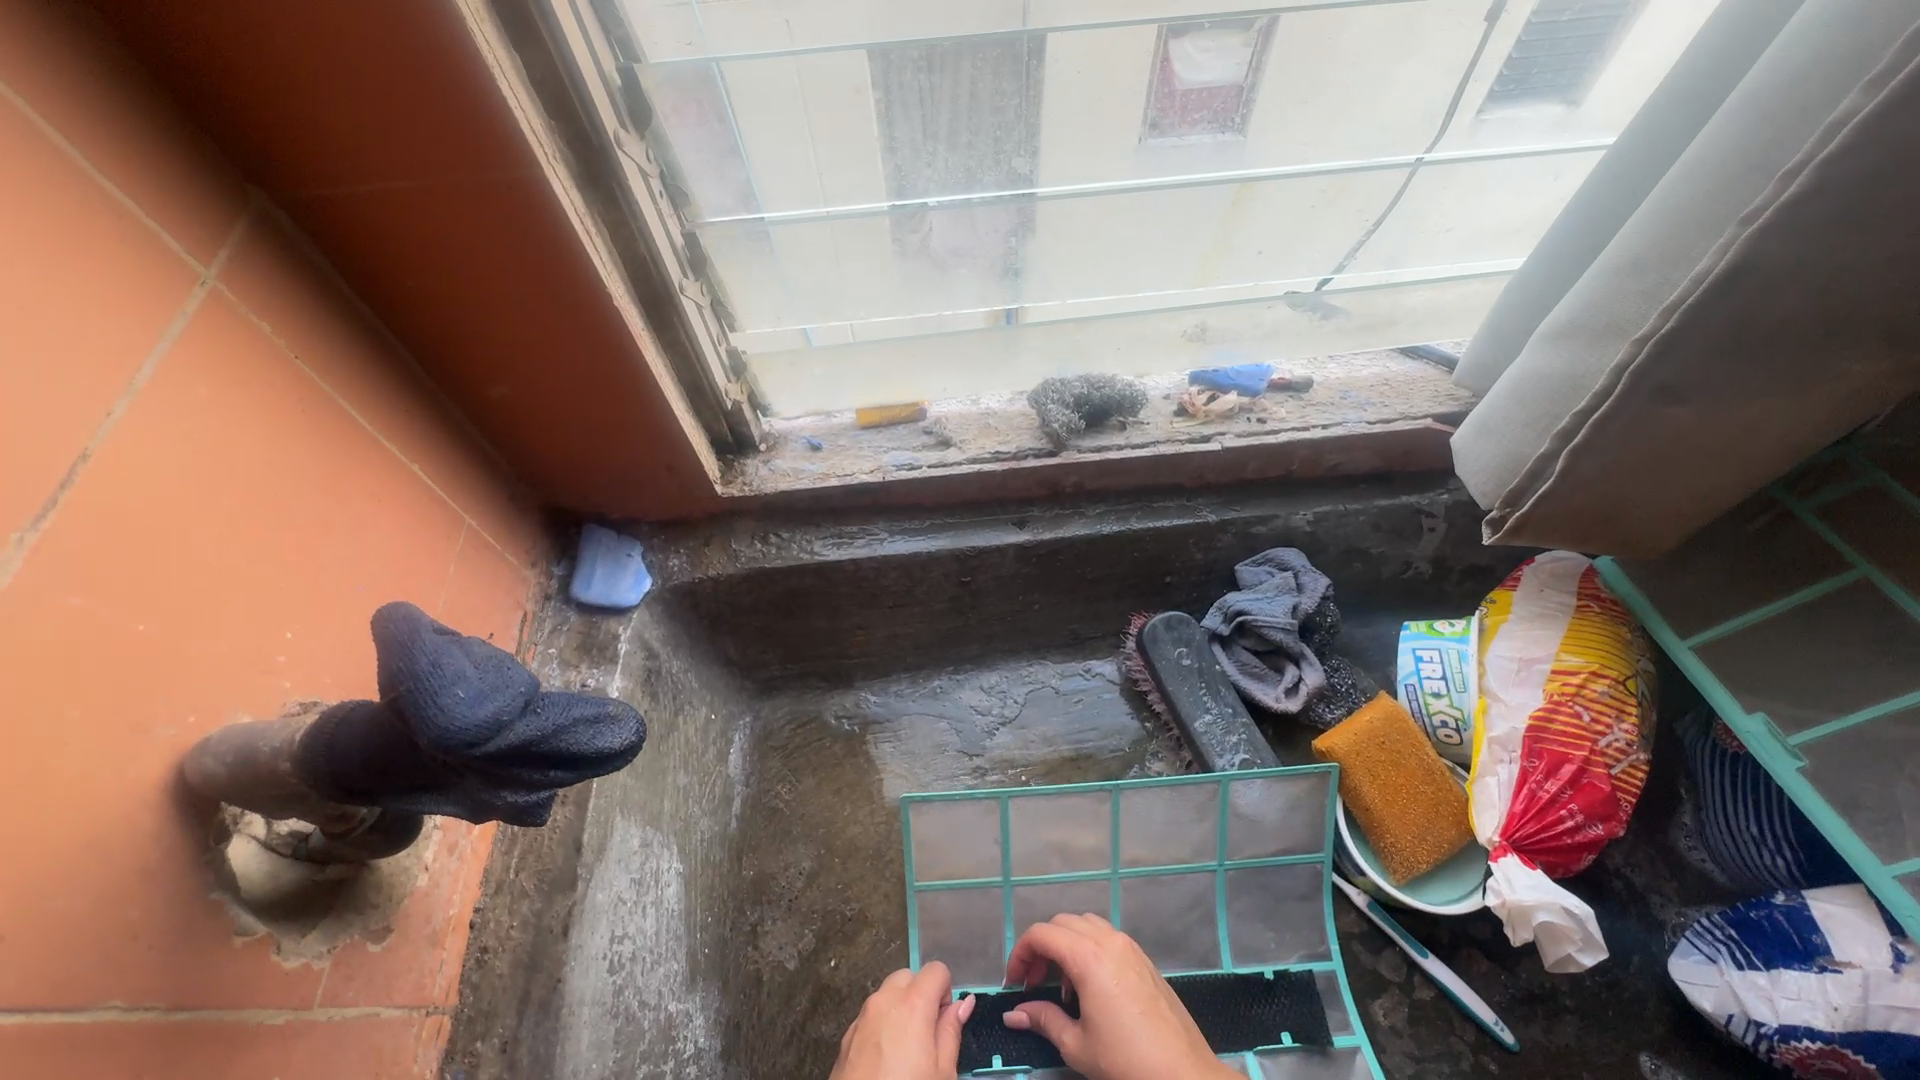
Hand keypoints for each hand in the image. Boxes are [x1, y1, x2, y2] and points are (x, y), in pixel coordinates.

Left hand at [831, 961, 976, 1079]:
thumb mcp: (943, 1071)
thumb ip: (952, 1030)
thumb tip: (963, 1003)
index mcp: (913, 1003)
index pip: (936, 969)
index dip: (946, 991)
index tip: (944, 1020)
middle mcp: (884, 1000)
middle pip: (908, 977)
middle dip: (921, 995)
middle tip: (928, 1032)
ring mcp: (862, 1016)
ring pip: (887, 995)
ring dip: (900, 1008)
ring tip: (906, 1048)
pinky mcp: (847, 1035)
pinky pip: (871, 1016)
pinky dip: (882, 1024)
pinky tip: (885, 1058)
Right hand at [1002, 914, 1237, 1079]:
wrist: (1183, 1073)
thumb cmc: (1126, 1059)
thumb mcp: (1077, 1044)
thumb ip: (1043, 1020)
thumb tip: (1013, 1014)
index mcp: (1088, 956)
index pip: (1041, 934)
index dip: (1020, 954)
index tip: (1015, 983)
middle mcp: (1108, 940)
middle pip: (1062, 923)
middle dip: (1041, 948)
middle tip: (1034, 983)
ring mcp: (1130, 946)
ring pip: (1086, 925)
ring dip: (1066, 945)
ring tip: (1063, 986)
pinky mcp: (1144, 958)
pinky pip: (1107, 937)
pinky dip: (1089, 949)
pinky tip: (1090, 988)